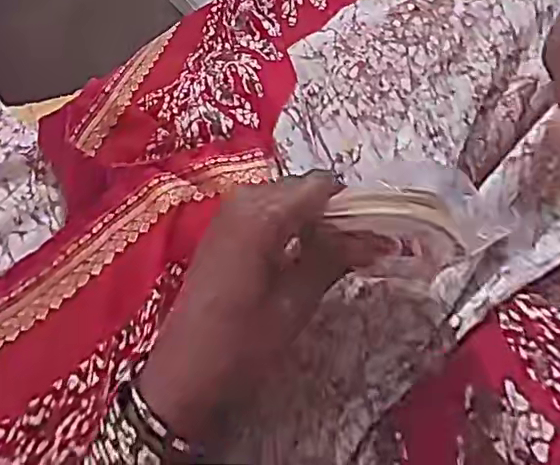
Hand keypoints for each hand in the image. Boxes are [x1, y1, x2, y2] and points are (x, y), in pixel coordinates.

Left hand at [137, 174, 372, 440]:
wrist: (182, 374)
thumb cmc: (240, 343)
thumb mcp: (295, 302)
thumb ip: (334, 257)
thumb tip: (377, 238)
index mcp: (263, 211)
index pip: (322, 185)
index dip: (352, 206)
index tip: (375, 233)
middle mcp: (246, 196)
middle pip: (306, 188)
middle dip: (336, 214)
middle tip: (363, 249)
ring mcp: (232, 208)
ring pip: (290, 198)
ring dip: (315, 221)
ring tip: (338, 256)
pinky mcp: (226, 223)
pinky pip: (270, 209)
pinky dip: (292, 226)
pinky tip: (303, 255)